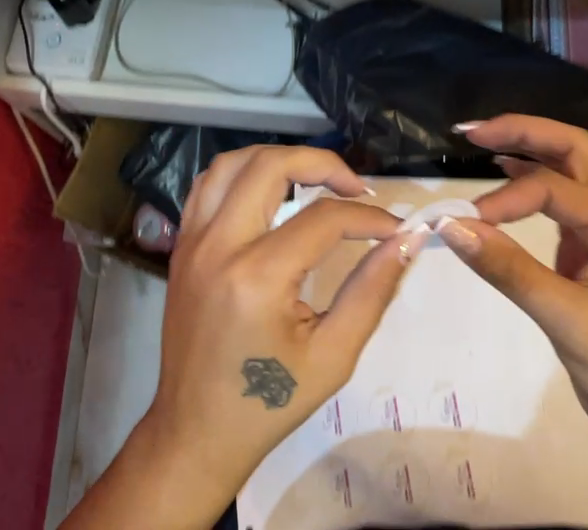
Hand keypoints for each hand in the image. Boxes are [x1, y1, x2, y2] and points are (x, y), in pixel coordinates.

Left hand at [93, 146, 417, 527]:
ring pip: (230, 163)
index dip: (368, 217)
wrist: (196, 429)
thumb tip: (406, 240)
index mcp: (257, 277)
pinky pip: (206, 186)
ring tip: (314, 179)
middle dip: (322, 163)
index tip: (396, 229)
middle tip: (355, 188)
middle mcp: (218, 245)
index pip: (323, 218)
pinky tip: (269, 191)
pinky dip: (240, 174)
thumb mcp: (333, 355)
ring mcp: (192, 240)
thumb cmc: (269, 402)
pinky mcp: (181, 245)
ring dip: (277, 159)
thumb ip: (371, 291)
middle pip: (270, 165)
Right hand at [435, 116, 587, 438]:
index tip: (466, 223)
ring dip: (529, 151)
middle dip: (525, 133)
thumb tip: (450, 225)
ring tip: (482, 142)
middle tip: (471, 132)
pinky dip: (531, 184)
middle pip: (575, 152)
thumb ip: (508, 267)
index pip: (556, 188)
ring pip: (571, 172)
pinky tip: (504, 179)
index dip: (506, 198)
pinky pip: (563, 202)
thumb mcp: (565, 318)